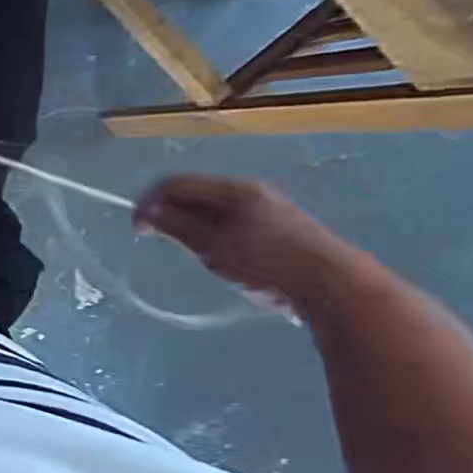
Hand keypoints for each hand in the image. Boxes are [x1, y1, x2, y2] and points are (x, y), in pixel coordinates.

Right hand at [134, 175, 363, 300]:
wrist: (336, 289)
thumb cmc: (267, 262)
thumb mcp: (211, 245)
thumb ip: (174, 226)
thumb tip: (146, 212)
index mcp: (235, 189)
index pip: (177, 183)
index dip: (149, 201)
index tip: (136, 229)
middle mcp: (251, 193)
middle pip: (194, 194)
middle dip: (168, 213)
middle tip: (156, 239)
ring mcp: (267, 211)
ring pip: (211, 210)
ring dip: (188, 225)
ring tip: (186, 250)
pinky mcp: (277, 230)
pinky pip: (229, 223)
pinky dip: (210, 234)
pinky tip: (214, 255)